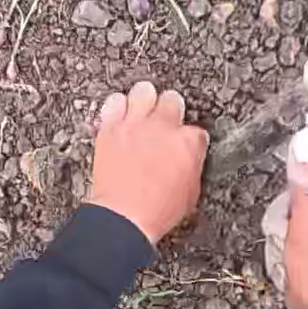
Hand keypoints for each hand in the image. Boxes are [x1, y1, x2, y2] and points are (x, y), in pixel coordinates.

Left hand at [85, 81, 208, 244]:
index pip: (195, 129)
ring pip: (143, 91)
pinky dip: (117, 106)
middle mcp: (163, 127)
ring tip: (142, 110)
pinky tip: (120, 114)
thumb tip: (189, 161)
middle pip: (171, 100)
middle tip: (164, 121)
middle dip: (170, 109)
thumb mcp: (190, 193)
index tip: (181, 145)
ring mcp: (135, 125)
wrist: (124, 217)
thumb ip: (191, 167)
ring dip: (144, 100)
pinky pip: (114, 102)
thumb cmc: (156, 211)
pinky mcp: (111, 128)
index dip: (188, 138)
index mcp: (188, 143)